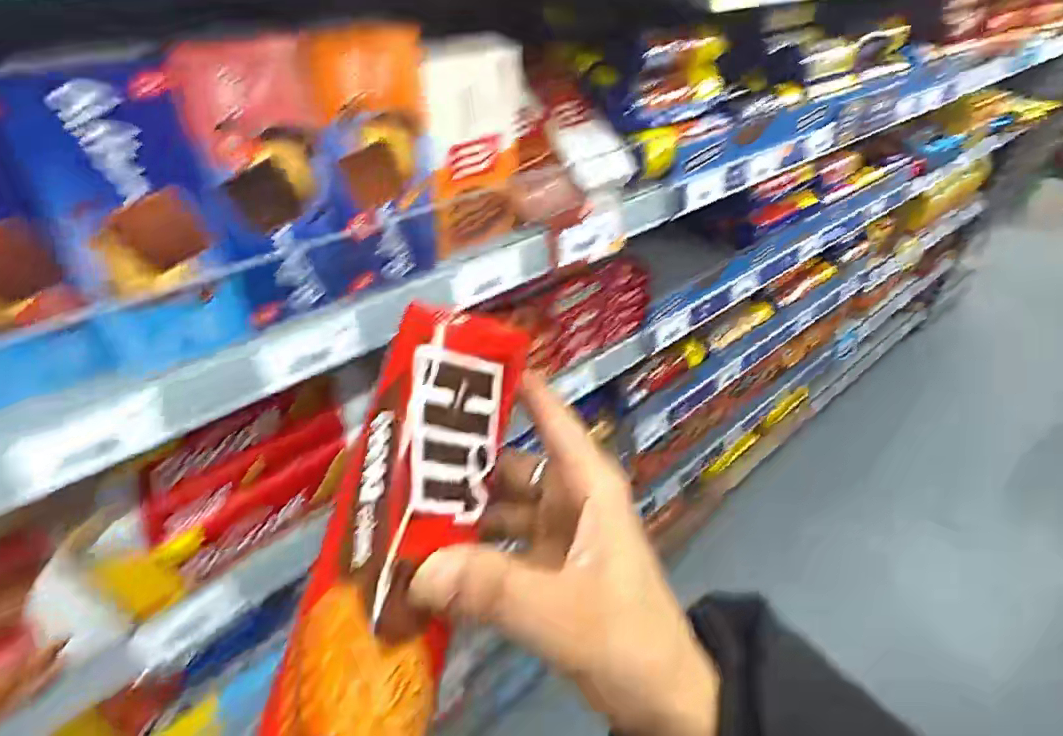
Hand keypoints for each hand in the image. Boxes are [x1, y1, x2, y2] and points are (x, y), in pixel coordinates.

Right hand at [408, 372, 718, 735]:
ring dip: (459, 509)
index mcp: (587, 484)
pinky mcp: (544, 567)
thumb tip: (420, 568)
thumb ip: (494, 589)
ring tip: (400, 506)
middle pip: (511, 464)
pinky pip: (498, 547)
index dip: (520, 387)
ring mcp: (555, 533)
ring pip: (500, 507)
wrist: (662, 697)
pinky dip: (468, 551)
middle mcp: (569, 497)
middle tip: (403, 451)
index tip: (473, 364)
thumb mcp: (562, 610)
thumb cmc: (626, 632)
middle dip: (463, 459)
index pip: (552, 418)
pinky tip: (425, 558)